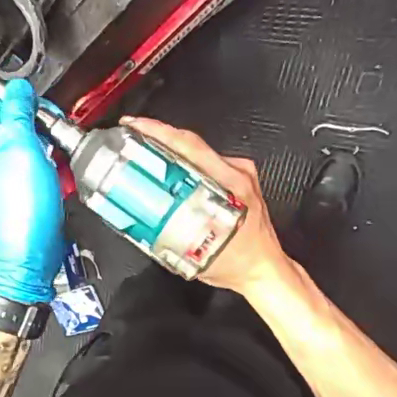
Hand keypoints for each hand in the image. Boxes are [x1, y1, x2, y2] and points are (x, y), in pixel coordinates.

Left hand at [0, 79, 65, 304]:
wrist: (30, 254)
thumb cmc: (20, 209)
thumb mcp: (19, 146)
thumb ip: (18, 112)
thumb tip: (18, 88)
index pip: (1, 106)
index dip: (26, 104)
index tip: (44, 113)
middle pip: (20, 127)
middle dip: (42, 130)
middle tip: (53, 139)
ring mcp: (8, 179)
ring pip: (35, 148)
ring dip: (51, 151)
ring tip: (57, 161)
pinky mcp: (26, 195)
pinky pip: (43, 171)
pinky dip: (55, 171)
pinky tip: (60, 178)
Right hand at [119, 116, 291, 298]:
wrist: (263, 270)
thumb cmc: (239, 264)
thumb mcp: (196, 252)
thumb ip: (168, 233)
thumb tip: (139, 222)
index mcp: (230, 184)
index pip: (189, 146)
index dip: (159, 132)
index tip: (136, 126)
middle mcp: (238, 174)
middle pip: (191, 144)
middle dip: (159, 137)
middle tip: (133, 136)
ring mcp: (241, 175)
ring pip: (199, 152)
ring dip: (172, 150)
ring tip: (147, 151)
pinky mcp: (240, 181)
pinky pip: (207, 164)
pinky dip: (186, 164)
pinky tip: (172, 170)